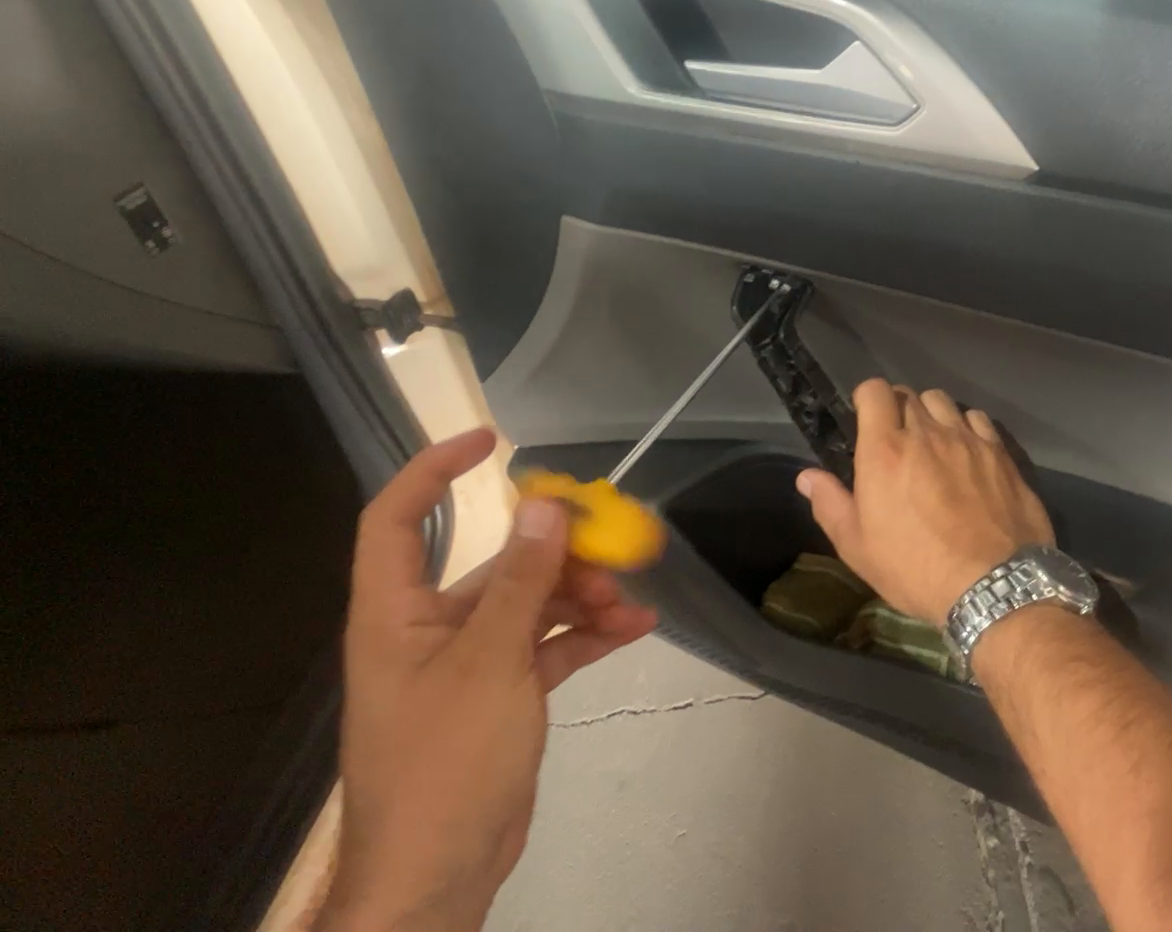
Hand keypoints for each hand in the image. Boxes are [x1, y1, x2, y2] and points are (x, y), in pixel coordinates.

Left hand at [320, 429, 657, 931]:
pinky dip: (588, 635)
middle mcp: (431, 629)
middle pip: (495, 565)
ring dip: (583, 599)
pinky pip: (550, 646)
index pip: (399, 520)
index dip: (433, 471)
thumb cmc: (446, 759)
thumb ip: (522, 583)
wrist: (440, 869)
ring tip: (631, 605)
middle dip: (556, 555)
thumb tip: (546, 506)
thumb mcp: (489, 663)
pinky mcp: (503, 693)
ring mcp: (470, 662)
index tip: (490, 441)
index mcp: (397, 613)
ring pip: (532, 606)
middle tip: (612, 549)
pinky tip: (635, 628)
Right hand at [796, 380, 1053, 624]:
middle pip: (909, 394)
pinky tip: (967, 451)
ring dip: (932, 414)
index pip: (875, 392)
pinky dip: (967, 426)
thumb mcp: (858, 548)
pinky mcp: (1001, 453)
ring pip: (945, 402)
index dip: (867, 398)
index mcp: (885, 450)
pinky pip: (979, 420)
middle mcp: (927, 433)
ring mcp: (968, 440)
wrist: (992, 584)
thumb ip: (830, 505)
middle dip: (897, 407)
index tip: (865, 417)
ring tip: (932, 441)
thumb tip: (807, 477)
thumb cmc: (915, 569)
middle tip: (896, 438)